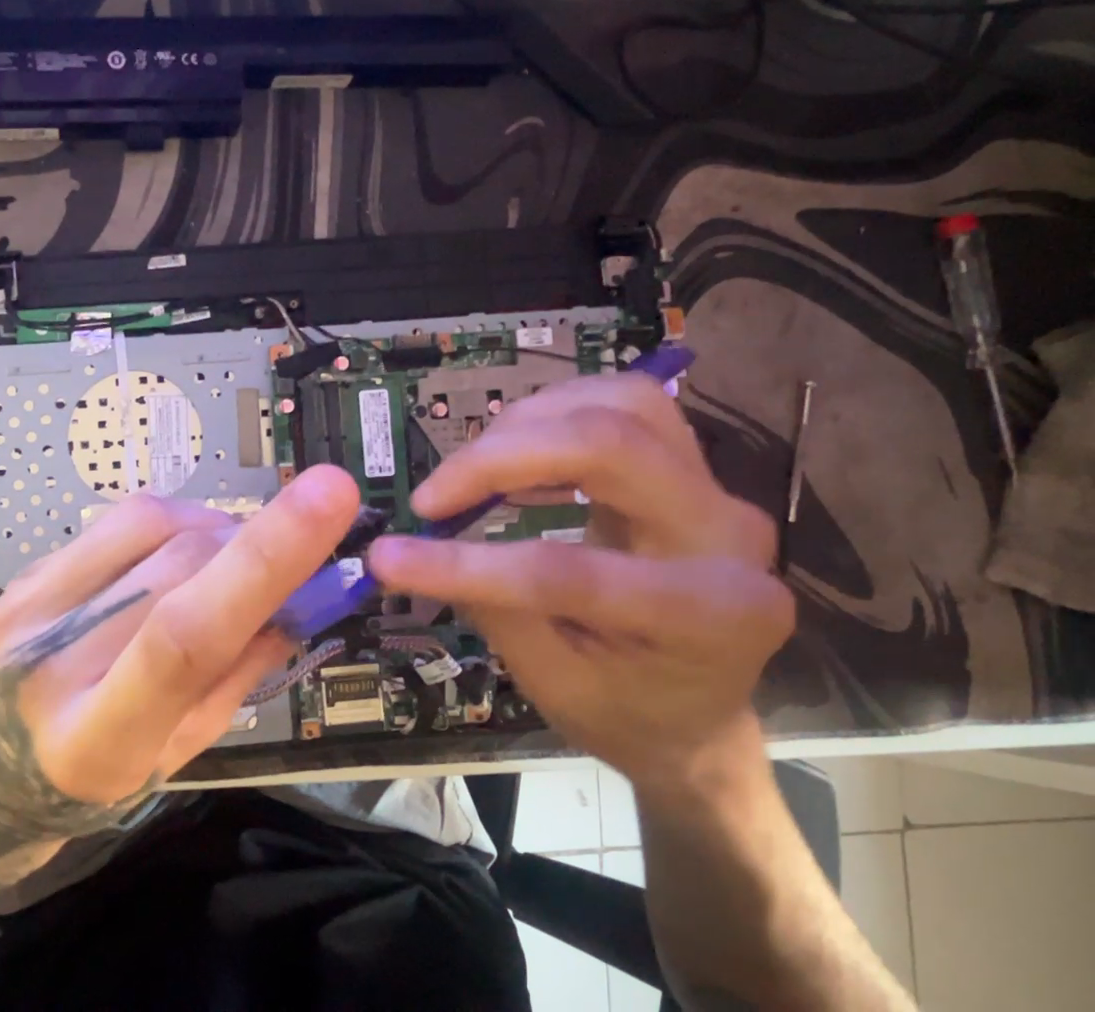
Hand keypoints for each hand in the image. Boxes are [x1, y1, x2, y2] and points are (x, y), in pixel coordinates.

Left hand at [0, 466, 360, 840]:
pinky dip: (172, 523)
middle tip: (291, 560)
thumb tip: (303, 592)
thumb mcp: (177, 754)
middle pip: (176, 567)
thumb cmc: (91, 784)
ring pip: (147, 523)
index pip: (184, 636)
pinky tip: (180, 552)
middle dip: (250, 547)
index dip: (264, 560)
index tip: (331, 495)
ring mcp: (25, 612)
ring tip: (226, 563)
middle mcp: (49, 664)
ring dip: (212, 529)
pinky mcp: (21, 577)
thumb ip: (238, 674)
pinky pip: (116, 520)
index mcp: (97, 740)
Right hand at [367, 375, 794, 789]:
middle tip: (430, 499)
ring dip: (529, 424)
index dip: (469, 562)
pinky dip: (553, 418)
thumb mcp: (552, 681)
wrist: (694, 713)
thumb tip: (405, 553)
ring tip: (473, 473)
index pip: (570, 571)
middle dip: (501, 457)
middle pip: (613, 443)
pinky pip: (624, 405)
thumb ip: (491, 610)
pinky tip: (514, 458)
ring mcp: (716, 490)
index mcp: (712, 615)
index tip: (386, 559)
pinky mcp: (690, 469)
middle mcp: (730, 534)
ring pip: (623, 403)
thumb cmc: (624, 710)